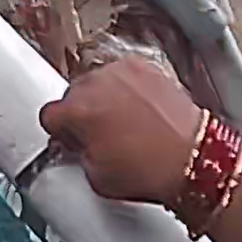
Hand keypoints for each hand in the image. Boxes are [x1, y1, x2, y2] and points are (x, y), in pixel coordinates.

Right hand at [38, 58, 203, 203]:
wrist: (192, 157)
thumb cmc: (149, 170)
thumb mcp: (96, 176)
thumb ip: (77, 153)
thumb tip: (77, 145)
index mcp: (76, 111)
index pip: (49, 114)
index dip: (60, 131)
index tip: (70, 137)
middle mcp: (94, 83)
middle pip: (73, 94)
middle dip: (82, 112)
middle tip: (99, 134)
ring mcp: (119, 70)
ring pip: (97, 80)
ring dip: (103, 96)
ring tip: (123, 122)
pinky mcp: (142, 65)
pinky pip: (122, 74)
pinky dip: (126, 87)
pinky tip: (138, 109)